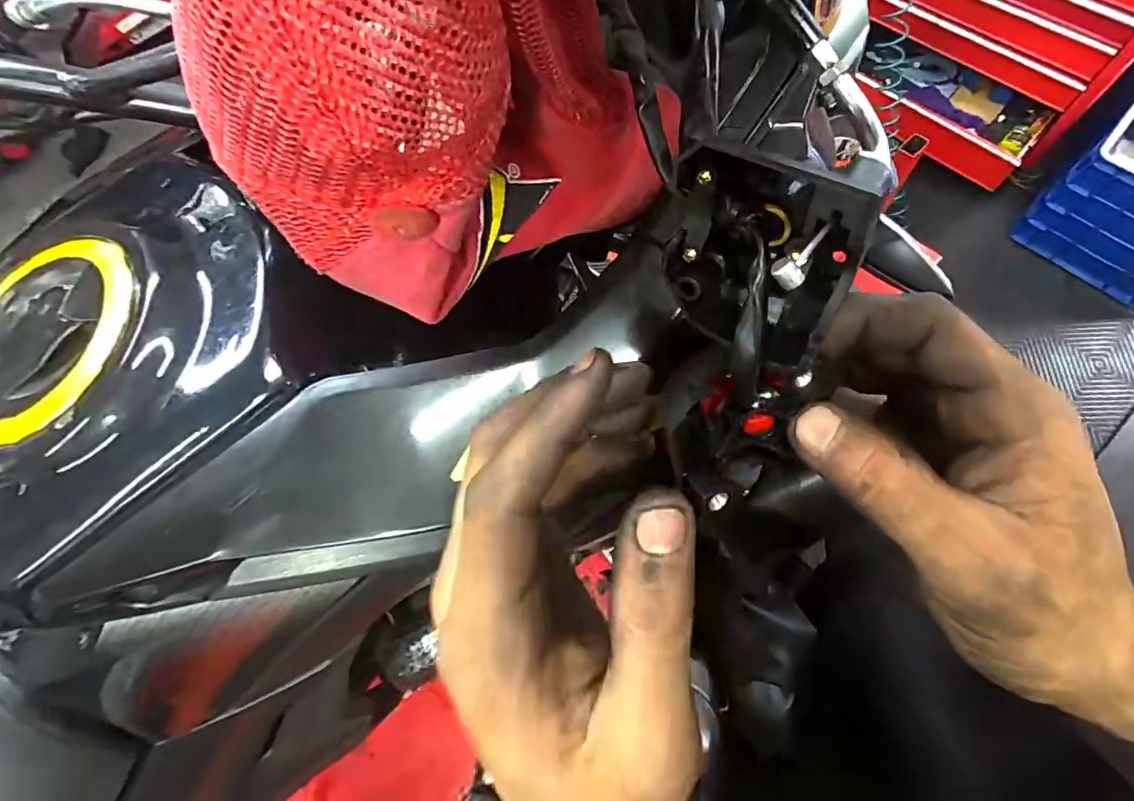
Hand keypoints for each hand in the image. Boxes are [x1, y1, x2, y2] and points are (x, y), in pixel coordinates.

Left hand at [433, 351, 703, 800]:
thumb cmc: (608, 785)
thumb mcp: (649, 723)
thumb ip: (655, 618)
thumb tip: (666, 504)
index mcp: (480, 625)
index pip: (496, 498)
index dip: (545, 427)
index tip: (600, 377)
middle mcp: (467, 584)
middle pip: (492, 464)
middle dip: (558, 405)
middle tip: (630, 373)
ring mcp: (489, 571)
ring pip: (516, 464)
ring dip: (576, 420)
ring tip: (643, 396)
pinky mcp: (516, 566)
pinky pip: (542, 488)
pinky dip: (585, 453)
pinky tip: (632, 442)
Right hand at [790, 293, 1133, 718]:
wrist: (1080, 663)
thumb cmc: (1043, 612)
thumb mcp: (962, 555)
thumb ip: (883, 484)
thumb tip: (803, 420)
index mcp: (1014, 405)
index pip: (937, 329)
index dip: (870, 320)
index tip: (804, 341)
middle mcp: (987, 399)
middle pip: (908, 343)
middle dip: (844, 346)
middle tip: (777, 367)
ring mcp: (961, 424)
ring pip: (891, 373)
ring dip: (839, 375)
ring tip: (781, 389)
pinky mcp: (938, 450)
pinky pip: (884, 412)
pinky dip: (844, 411)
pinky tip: (806, 421)